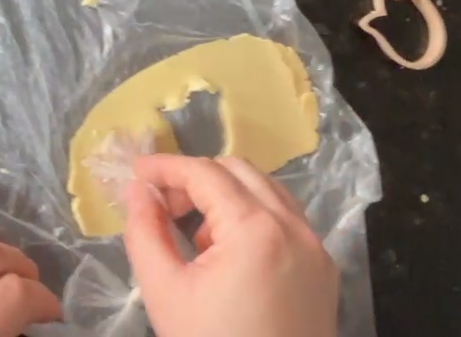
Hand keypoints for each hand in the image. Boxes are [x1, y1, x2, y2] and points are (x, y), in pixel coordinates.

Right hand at [120, 153, 339, 336]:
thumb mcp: (165, 293)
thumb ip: (145, 231)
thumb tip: (138, 190)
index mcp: (256, 229)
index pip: (204, 173)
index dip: (166, 167)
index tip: (136, 172)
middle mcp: (293, 227)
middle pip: (237, 170)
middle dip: (195, 179)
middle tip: (162, 205)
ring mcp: (315, 248)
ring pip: (264, 189)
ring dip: (225, 196)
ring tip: (196, 236)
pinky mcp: (324, 270)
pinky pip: (285, 218)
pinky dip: (253, 217)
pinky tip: (230, 256)